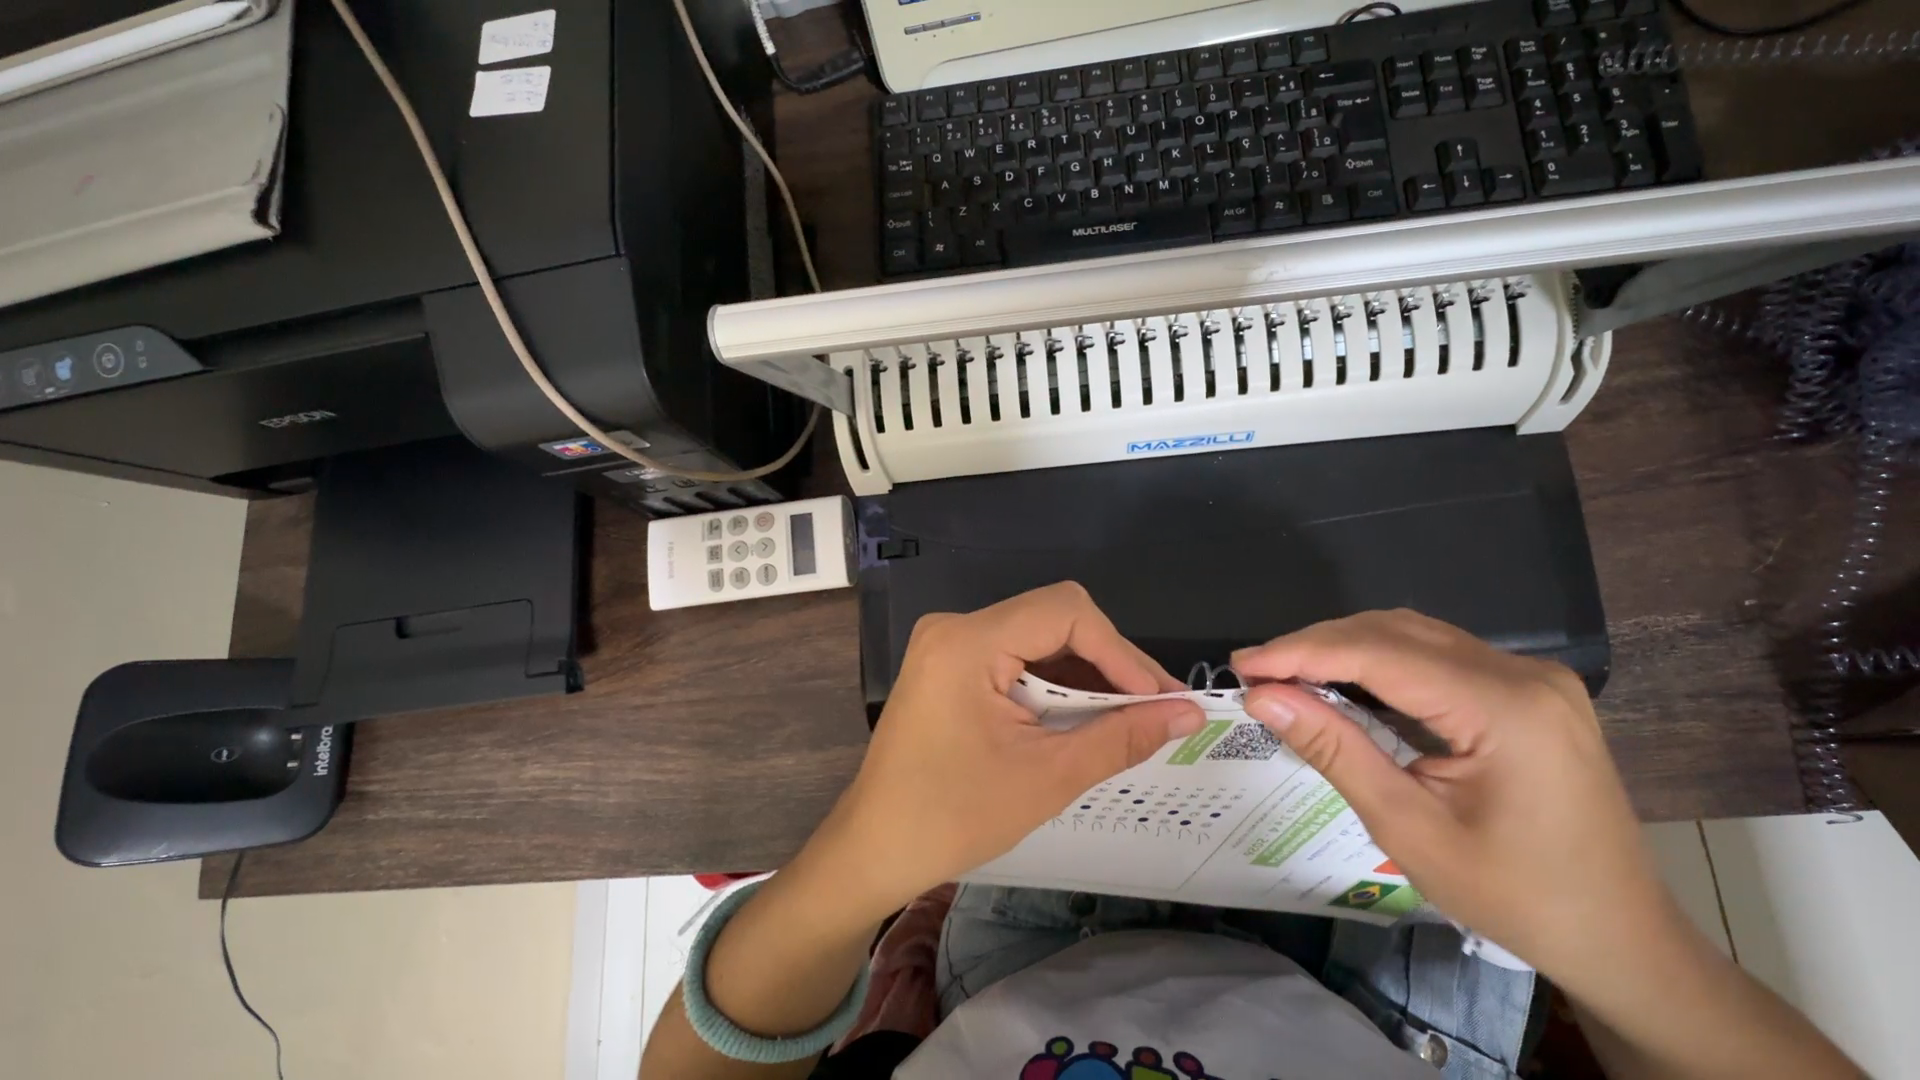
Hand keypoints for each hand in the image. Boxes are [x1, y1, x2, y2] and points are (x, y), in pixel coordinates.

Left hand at [801, 582, 1203, 920]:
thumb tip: (1189, 713)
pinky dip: (1054, 687)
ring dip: (1086, 678)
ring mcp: (949, 647)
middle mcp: (955, 629)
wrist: (875, 849)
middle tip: (1157, 710)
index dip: (1120, 652)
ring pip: (1039, 640)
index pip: (1066, 612)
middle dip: (1109, 664)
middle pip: (1054, 620)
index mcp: (968, 643)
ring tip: (1131, 720)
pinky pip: (1016, 660)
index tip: (1159, 699)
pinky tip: (1085, 721)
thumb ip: (1121, 737)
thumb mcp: (1047, 777)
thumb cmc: (954, 817)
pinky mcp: (950, 668)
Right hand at [1231, 610, 1678, 982]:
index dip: (1301, 652)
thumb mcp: (1409, 828)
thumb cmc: (1514, 895)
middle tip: (1257, 671)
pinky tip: (1346, 683)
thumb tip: (1263, 697)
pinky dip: (1383, 663)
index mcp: (1503, 706)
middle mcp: (1524, 673)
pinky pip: (1441, 657)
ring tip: (1287, 674)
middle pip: (1397, 632)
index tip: (1241, 664)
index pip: (1379, 652)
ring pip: (1417, 636)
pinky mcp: (1530, 692)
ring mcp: (1533, 678)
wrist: (1619, 936)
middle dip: (1319, 645)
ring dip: (1347, 649)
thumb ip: (1335, 751)